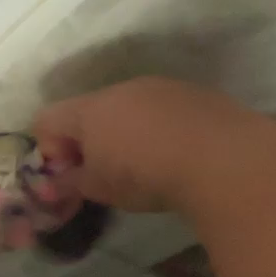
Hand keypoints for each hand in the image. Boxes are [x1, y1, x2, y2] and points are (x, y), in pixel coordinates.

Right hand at [33, 77, 275, 213]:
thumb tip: (56, 183)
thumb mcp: (94, 188)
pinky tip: (171, 155)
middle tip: (99, 171)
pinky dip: (156, 130)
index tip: (68, 173)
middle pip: (87, 111)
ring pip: (127, 109)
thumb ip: (68, 182)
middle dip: (86, 140)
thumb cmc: (144, 174)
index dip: (48, 149)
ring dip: (122, 133)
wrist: (230, 162)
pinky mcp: (201, 95)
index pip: (46, 120)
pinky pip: (162, 111)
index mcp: (90, 108)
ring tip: (140, 163)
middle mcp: (124, 89)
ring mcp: (166, 88)